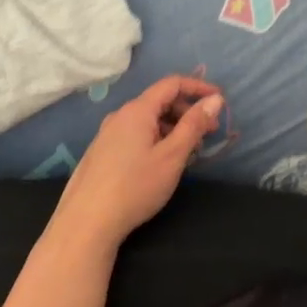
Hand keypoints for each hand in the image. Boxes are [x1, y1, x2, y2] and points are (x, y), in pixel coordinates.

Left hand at [53, 75, 224, 248]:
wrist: (86, 223)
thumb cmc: (135, 186)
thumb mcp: (172, 156)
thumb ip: (194, 125)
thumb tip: (215, 99)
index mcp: (137, 110)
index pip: (172, 84)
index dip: (198, 88)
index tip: (219, 101)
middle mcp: (120, 116)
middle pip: (160, 101)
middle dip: (188, 112)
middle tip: (209, 133)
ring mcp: (107, 135)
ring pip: (148, 121)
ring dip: (173, 129)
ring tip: (189, 152)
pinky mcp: (101, 153)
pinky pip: (135, 135)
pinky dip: (156, 139)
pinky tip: (162, 163)